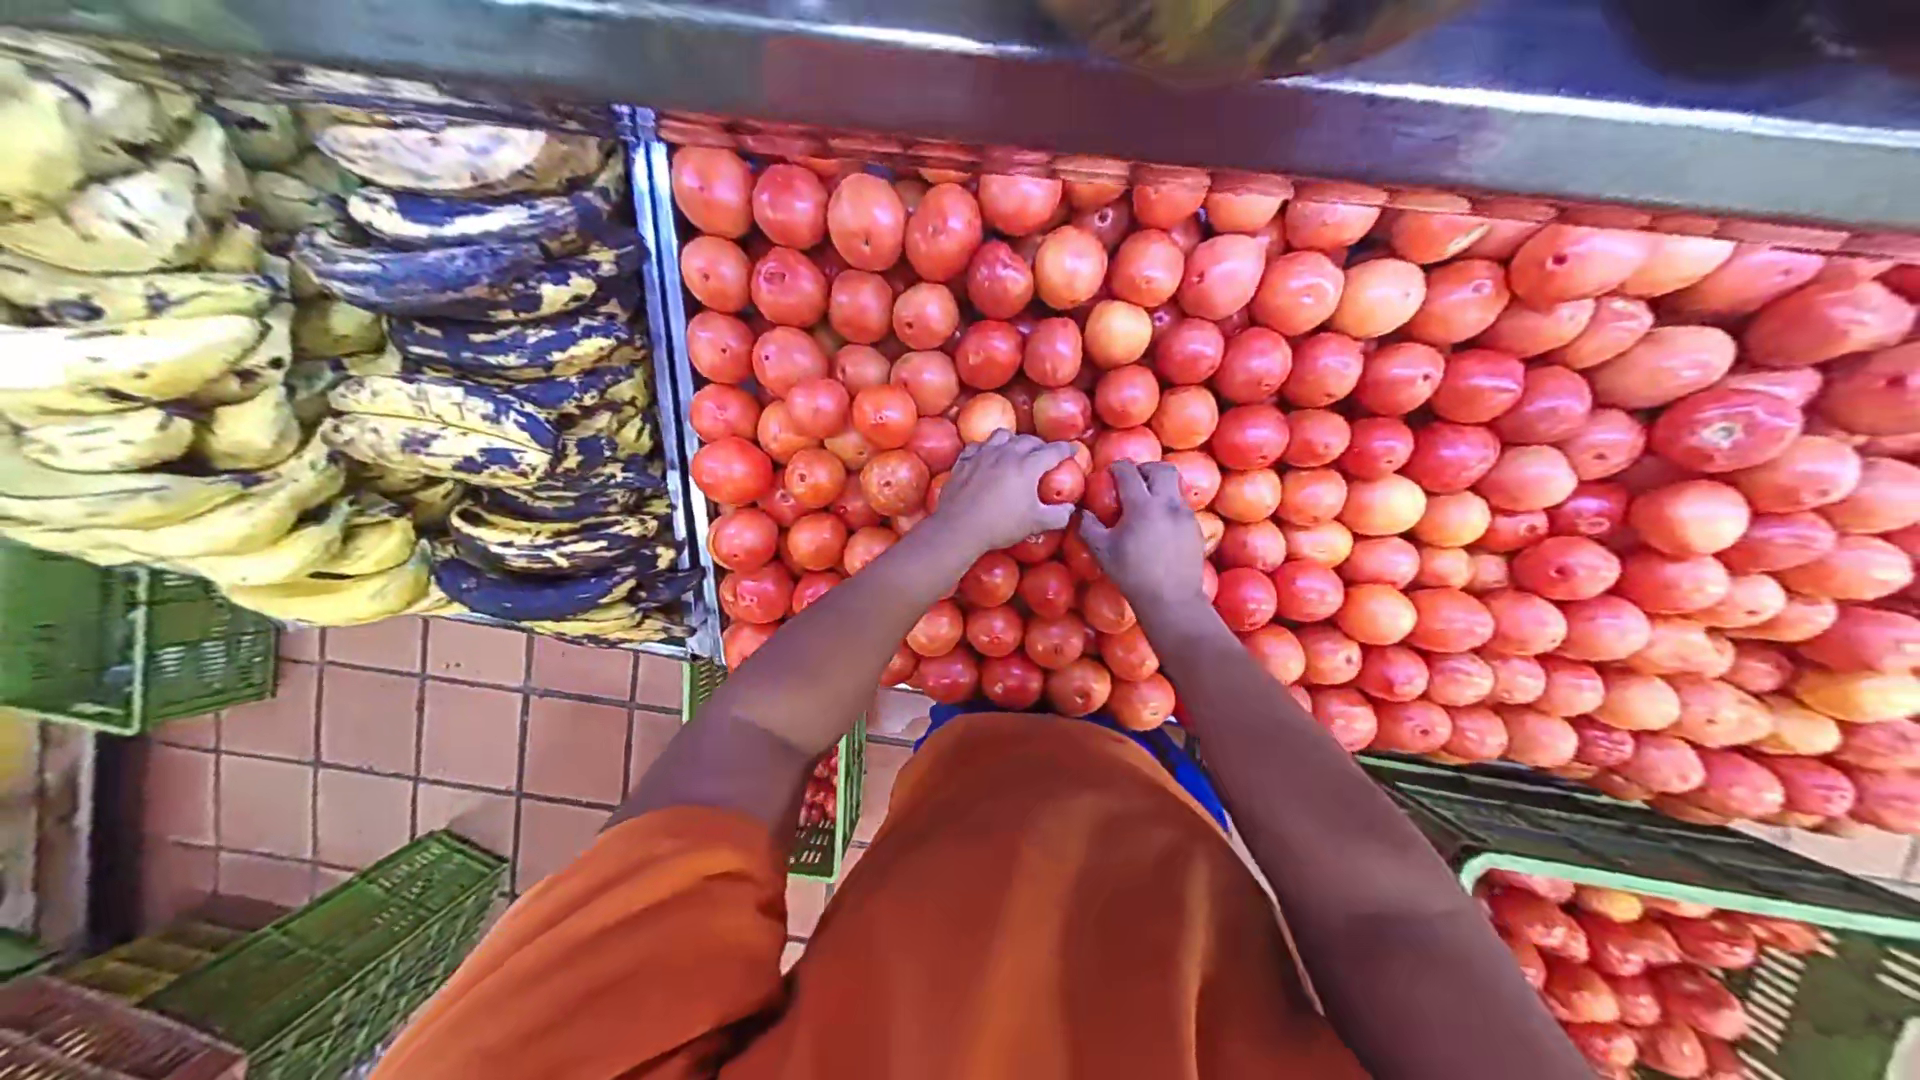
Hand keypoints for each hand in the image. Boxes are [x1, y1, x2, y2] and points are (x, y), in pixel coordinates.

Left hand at [930, 431, 1076, 553]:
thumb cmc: (1001, 525)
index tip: (1073, 449)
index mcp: (1028, 465)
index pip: (1053, 451)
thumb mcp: (1036, 523)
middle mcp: (1006, 453)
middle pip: (1028, 440)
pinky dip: (986, 448)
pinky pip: (977, 446)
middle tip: (1045, 454)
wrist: (959, 527)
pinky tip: (986, 456)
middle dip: (1041, 445)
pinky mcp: (964, 461)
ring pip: (1002, 435)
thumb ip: (1058, 515)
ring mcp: (983, 454)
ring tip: (1016, 450)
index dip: (1066, 449)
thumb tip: (1069, 508)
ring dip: (1013, 440)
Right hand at [1078, 461, 1208, 617]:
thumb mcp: (1102, 551)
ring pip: (1175, 485)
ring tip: (1146, 499)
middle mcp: (1167, 504)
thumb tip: (1079, 512)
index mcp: (1142, 506)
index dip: (1117, 468)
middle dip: (1145, 468)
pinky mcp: (1195, 528)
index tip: (1110, 472)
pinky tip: (1158, 522)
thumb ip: (1088, 527)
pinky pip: (1182, 505)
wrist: (1171, 599)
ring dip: (1159, 484)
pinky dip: (1168, 504)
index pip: (1129, 472)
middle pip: (1161, 468)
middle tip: (1132, 479)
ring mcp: (1185, 515)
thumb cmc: (1132, 575)